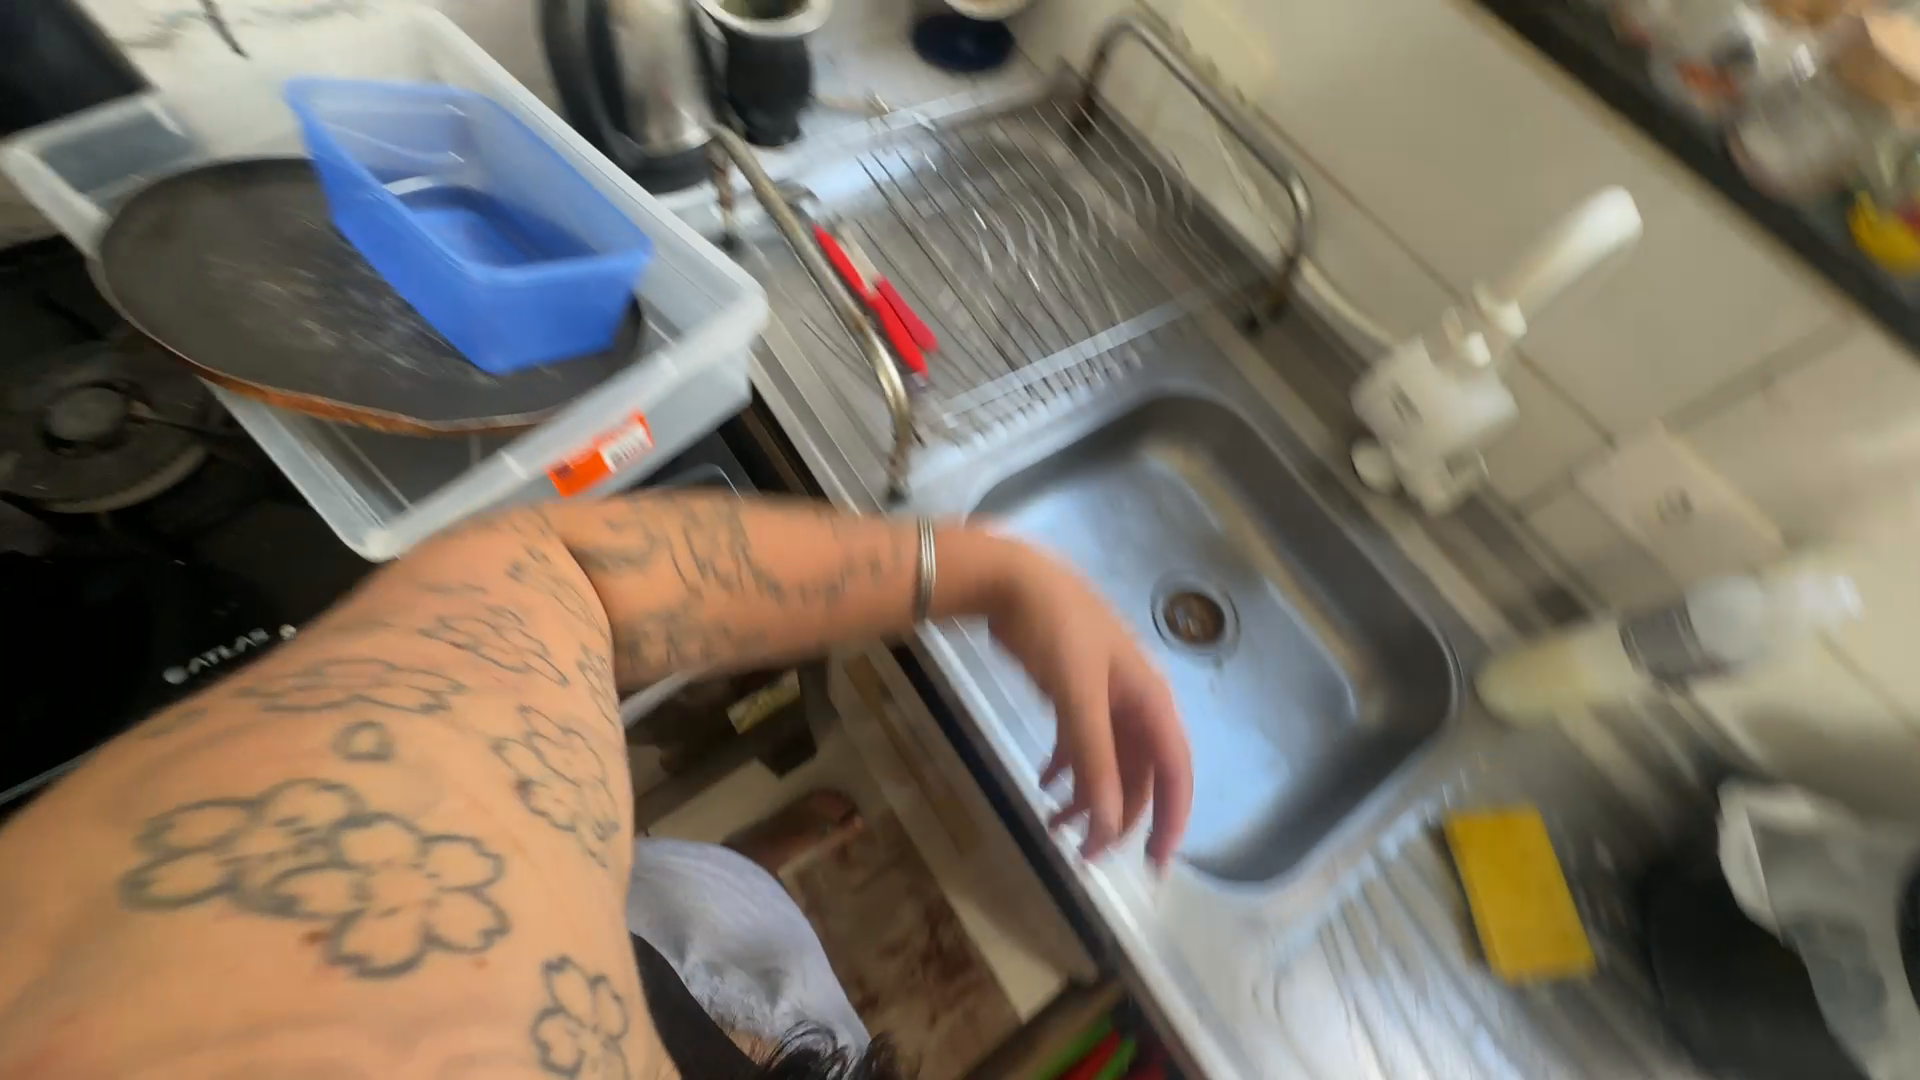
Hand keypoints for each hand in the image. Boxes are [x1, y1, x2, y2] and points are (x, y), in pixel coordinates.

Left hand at [985, 543, 1192, 868]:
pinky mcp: (1073, 690)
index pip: (1175, 772)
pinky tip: (1045, 782)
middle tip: (1084, 855)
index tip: (1154, 868)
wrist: (1011, 579)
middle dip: (1115, 816)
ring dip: (1087, 796)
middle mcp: (1134, 702)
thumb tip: (1110, 826)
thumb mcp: (1077, 695)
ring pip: (1106, 760)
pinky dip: (1067, 766)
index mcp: (1150, 700)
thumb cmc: (1054, 631)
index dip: (1170, 820)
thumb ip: (1094, 759)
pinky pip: (1079, 741)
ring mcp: (1103, 696)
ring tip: (1055, 829)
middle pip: (1137, 773)